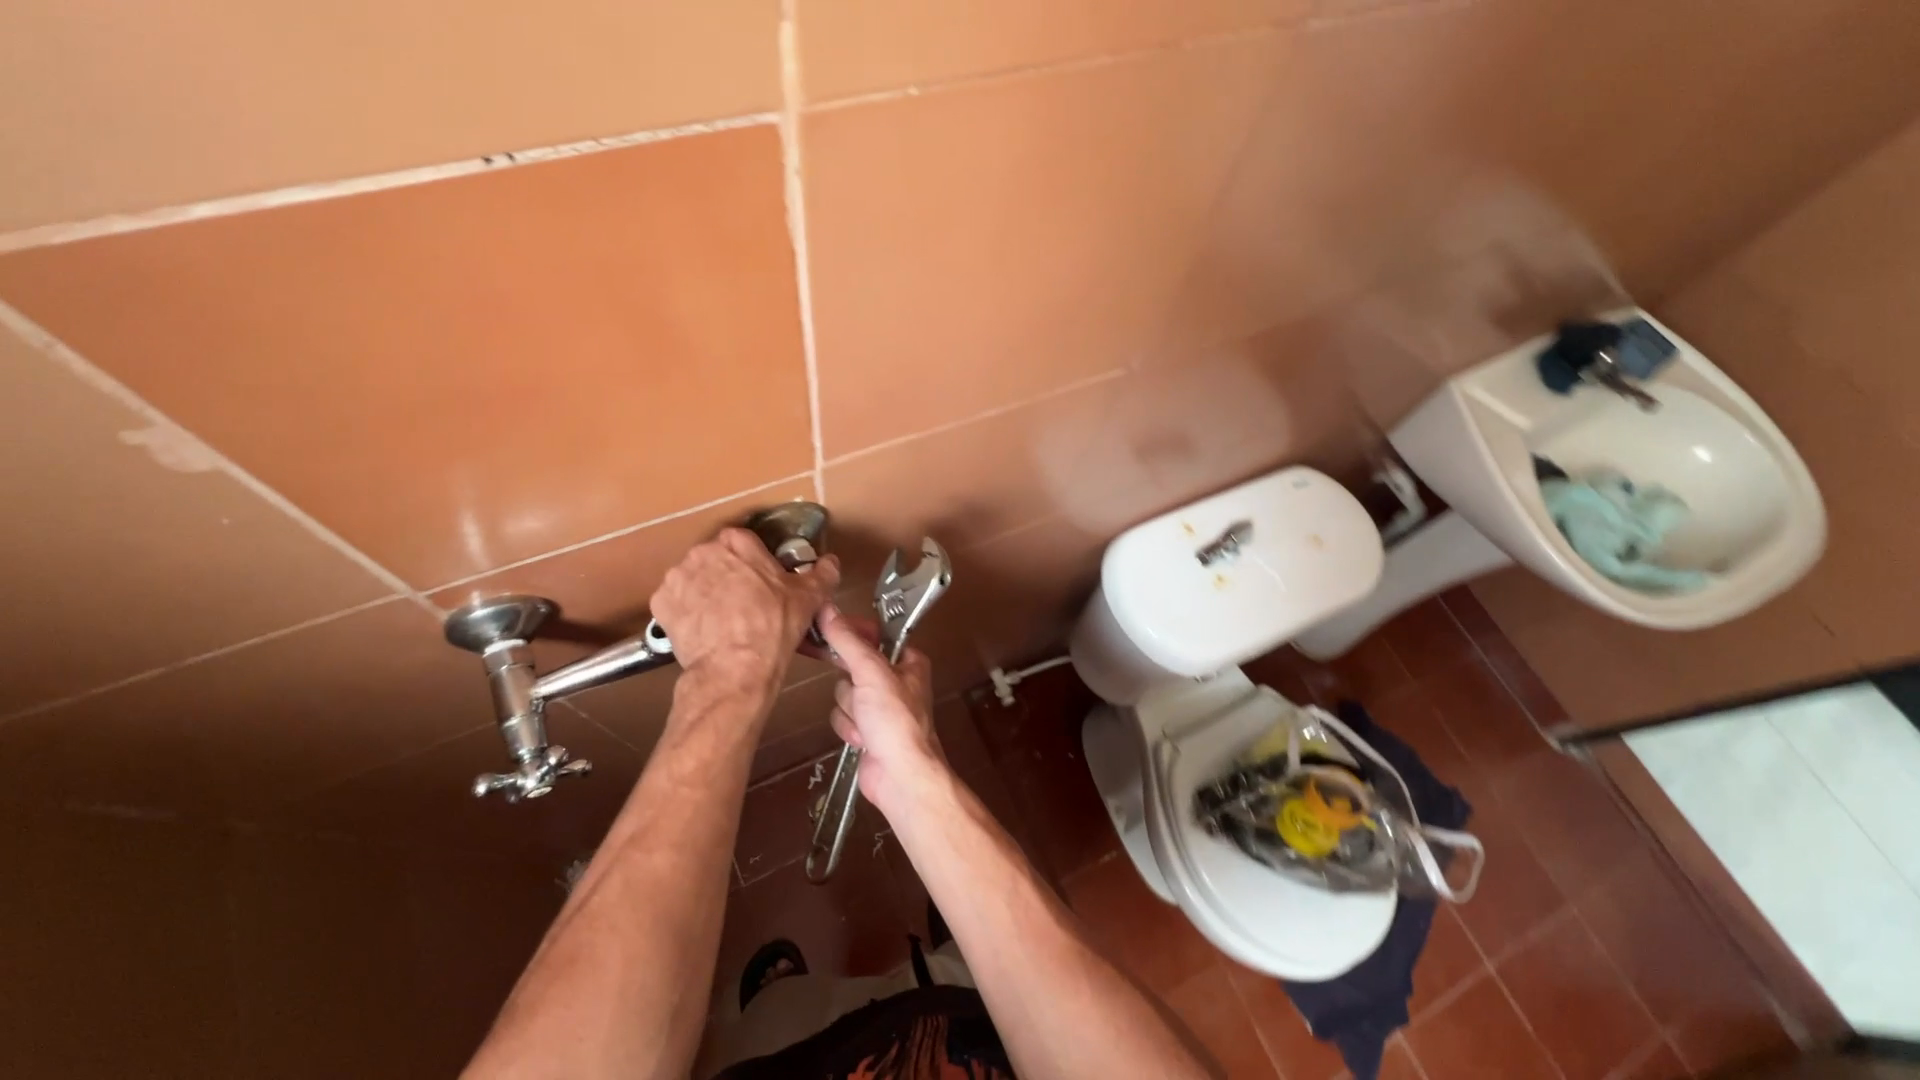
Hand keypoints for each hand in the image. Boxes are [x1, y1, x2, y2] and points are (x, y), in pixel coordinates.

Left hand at [650, 528, 840, 694]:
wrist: (734, 669)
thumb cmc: (772, 627)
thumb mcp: (808, 598)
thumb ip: (822, 574)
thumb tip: (830, 562)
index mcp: (735, 543)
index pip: (743, 540)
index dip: (752, 559)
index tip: (762, 579)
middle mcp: (701, 553)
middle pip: (716, 558)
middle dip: (728, 575)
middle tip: (746, 602)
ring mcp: (677, 578)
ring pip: (694, 579)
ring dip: (705, 592)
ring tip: (724, 620)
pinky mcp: (661, 605)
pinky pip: (676, 602)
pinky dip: (687, 612)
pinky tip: (704, 629)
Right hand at [817, 604, 944, 814]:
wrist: (900, 777)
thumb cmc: (895, 721)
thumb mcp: (871, 673)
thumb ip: (848, 642)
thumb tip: (828, 610)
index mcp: (907, 661)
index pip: (872, 635)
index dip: (851, 635)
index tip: (828, 629)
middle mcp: (895, 681)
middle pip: (852, 665)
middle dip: (851, 685)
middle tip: (858, 693)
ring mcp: (880, 707)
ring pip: (844, 692)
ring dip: (850, 710)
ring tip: (867, 723)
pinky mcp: (866, 729)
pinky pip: (843, 715)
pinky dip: (849, 728)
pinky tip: (863, 739)